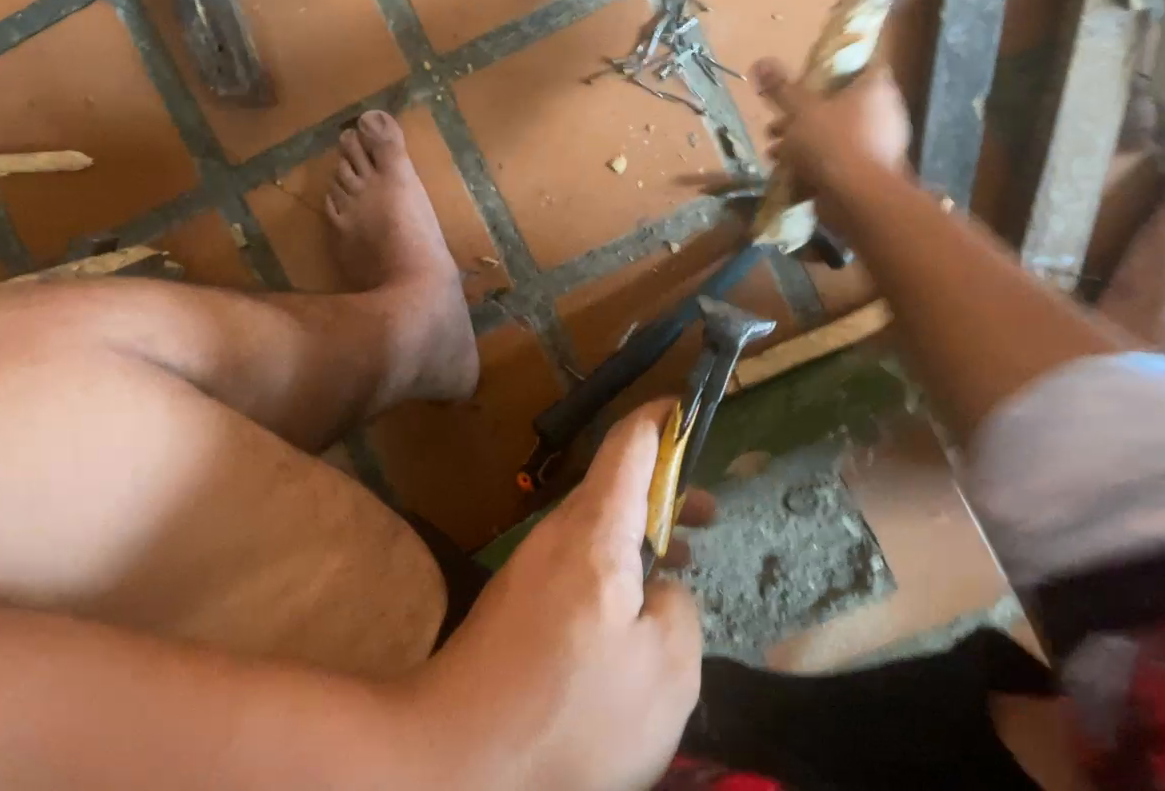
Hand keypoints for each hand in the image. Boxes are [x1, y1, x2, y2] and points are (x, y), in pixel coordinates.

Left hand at [411, 400, 702, 789]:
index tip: (690, 408)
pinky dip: (612, 567)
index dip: (663, 420)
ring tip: (683, 562)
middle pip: (614, 486)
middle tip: (711, 514)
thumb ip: (678, 611)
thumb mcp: (665, 671)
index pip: (629, 445)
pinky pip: (575, 564)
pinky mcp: (515, 604)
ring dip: (640, 534)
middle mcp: (556, 535)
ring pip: (596, 529)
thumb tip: (662, 588)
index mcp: (595, 532)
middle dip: (666, 490)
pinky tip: (630, 611)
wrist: (454, 756)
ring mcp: (529, 569)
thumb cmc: (571, 710)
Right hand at [754, 58, 910, 198]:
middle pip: (840, 104)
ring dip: (803, 142)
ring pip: (835, 135)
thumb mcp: (800, 110)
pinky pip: (838, 160)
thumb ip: (781, 89)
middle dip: (803, 115)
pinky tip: (787, 173)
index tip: (805, 79)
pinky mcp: (869, 172)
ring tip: (774, 152)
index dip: (833, 69)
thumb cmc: (832, 143)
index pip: (861, 65)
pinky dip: (814, 164)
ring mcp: (879, 144)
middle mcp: (884, 112)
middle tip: (777, 123)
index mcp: (875, 88)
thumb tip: (760, 62)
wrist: (858, 199)